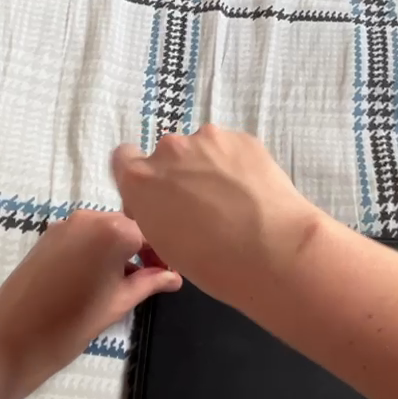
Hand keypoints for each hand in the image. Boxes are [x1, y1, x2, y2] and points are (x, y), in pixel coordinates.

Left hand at [0, 210, 180, 395]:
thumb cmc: (70, 326)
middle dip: (141, 249)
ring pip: (105, 229)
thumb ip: (149, 283)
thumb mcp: (118, 304)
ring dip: (118, 249)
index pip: (153, 233)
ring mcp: (66, 223)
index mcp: (115, 230)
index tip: (168, 274)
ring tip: (123, 281)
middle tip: (151, 278)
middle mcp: (91, 217)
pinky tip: (95, 277)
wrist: (8, 344)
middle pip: (129, 227)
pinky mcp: (48, 235)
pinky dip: (95, 249)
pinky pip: (83, 235)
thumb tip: (174, 276)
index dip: (163, 253)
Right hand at [110, 125, 329, 303]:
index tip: (158, 193)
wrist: (273, 249)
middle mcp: (169, 149)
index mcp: (140, 179)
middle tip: (203, 204)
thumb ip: (153, 210)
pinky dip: (236, 163)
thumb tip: (163, 203)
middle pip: (168, 155)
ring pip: (202, 149)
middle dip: (180, 173)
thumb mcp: (164, 244)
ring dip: (209, 166)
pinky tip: (252, 190)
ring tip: (234, 198)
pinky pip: (230, 147)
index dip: (140, 175)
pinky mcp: (242, 137)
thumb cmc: (212, 262)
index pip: (124, 159)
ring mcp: (208, 138)